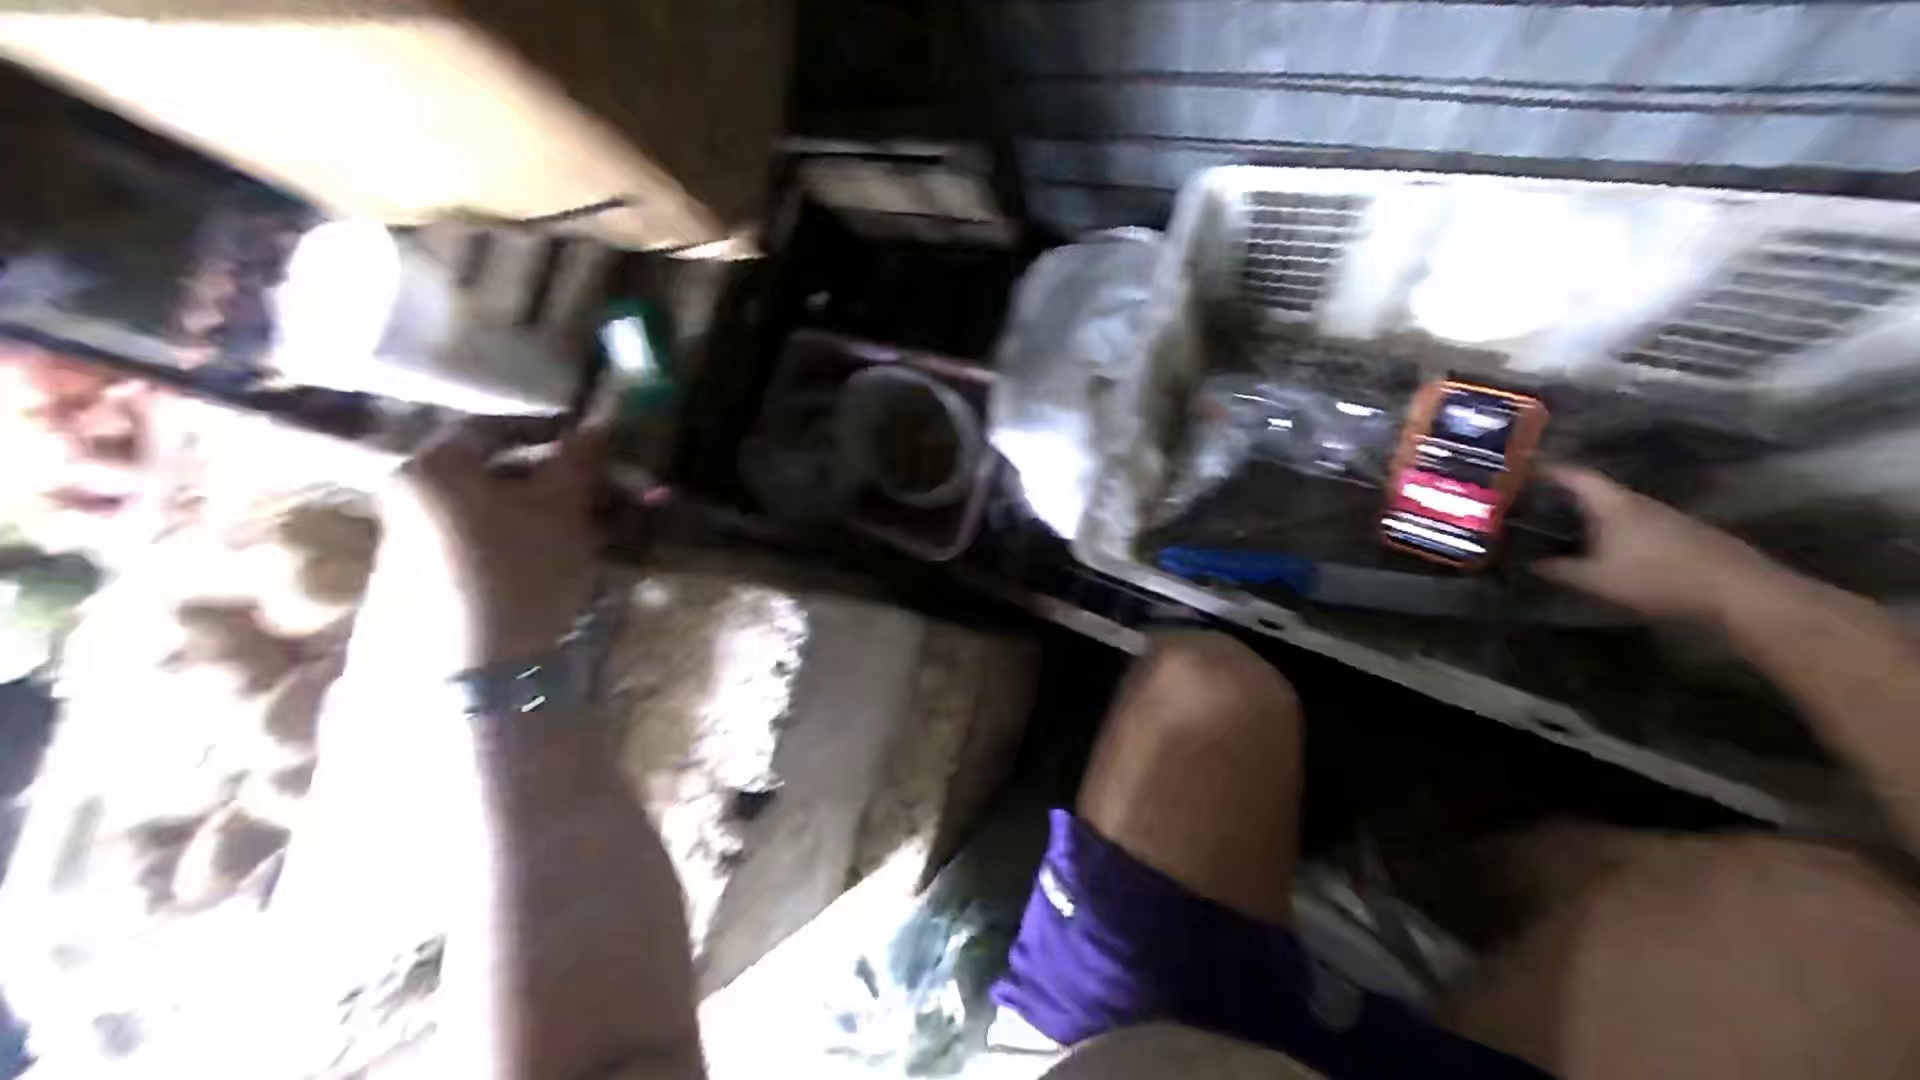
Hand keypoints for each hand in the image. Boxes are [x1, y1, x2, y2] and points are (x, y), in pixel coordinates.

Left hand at [374, 417, 605, 668]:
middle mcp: (405, 501)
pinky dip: (518, 544)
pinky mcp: (417, 589)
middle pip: (489, 474)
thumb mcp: (562, 508)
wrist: (474, 671)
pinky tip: (553, 566)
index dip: (544, 428)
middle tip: (599, 493)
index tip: (586, 440)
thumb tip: (601, 423)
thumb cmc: (521, 569)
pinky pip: (477, 547)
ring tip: (589, 533)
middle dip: (551, 479)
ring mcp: (406, 548)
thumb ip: (580, 461)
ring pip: (486, 513)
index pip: (490, 427)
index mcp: (431, 470)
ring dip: (540, 514)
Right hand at [1532, 465, 1792, 627]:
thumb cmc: (1658, 578)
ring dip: (1584, 513)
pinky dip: (1607, 528)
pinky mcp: (1680, 536)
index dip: (1544, 467)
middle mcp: (1638, 503)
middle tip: (1526, 500)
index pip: (1573, 474)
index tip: (1517, 465)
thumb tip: (1529, 562)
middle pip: (1592, 490)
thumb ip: (1556, 568)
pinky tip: (1597, 546)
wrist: (1743, 595)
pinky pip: (1630, 524)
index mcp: (1613, 504)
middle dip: (1559, 493)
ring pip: (1612, 508)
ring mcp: (1664, 518)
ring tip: (1555, 523)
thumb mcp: (1593, 579)